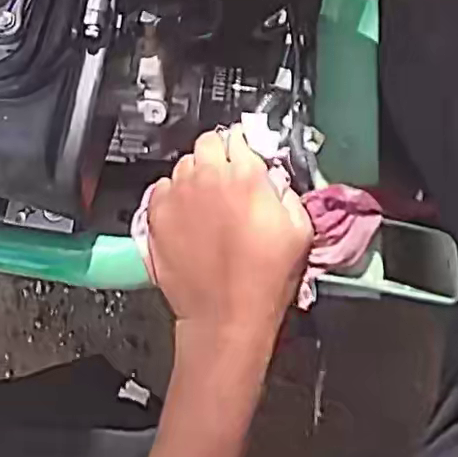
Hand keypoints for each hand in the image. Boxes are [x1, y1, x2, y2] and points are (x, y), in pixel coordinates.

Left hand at [146, 127, 313, 336]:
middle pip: (208, 142)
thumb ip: (286, 191)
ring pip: (184, 163)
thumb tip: (273, 177)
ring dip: (195, 175)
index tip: (244, 159)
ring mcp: (180, 192)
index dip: (243, 148)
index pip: (238, 137)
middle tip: (224, 178)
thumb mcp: (299, 231)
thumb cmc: (264, 280)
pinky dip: (173, 195)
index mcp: (246, 176)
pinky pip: (162, 187)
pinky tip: (186, 216)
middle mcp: (209, 176)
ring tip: (205, 203)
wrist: (225, 319)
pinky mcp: (158, 211)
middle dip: (217, 154)